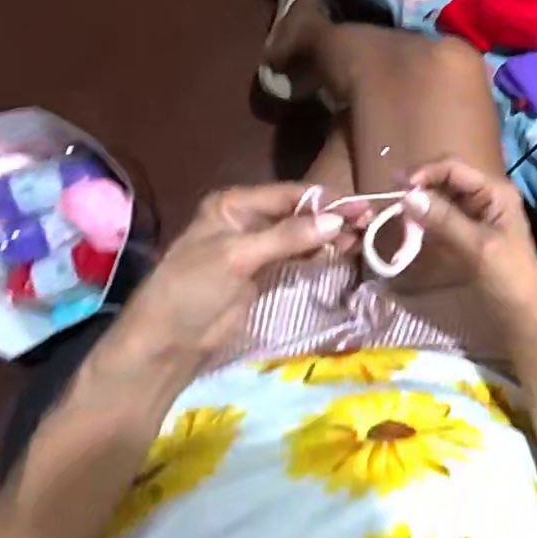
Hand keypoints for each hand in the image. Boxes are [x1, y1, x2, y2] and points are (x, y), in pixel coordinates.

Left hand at [114, 182, 344, 365]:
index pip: (289, 194)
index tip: (359, 206)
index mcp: (234, 204)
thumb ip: (288, 237)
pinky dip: (319, 252)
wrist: (167, 343)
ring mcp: (256, 246)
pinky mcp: (263, 272)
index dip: (325, 200)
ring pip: (301, 233)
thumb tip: (336, 221)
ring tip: (363, 236)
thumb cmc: (193, 288)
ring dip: (330, 234)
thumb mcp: (238, 256)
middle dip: (332, 216)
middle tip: (369, 221)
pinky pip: (297, 255)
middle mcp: (247, 219)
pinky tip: (342, 251)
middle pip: (298, 212)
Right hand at [404, 157, 536, 327]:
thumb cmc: (509, 279)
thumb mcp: (477, 247)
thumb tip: (408, 195)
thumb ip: (444, 219)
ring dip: (419, 203)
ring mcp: (476, 214)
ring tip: (396, 212)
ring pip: (440, 197)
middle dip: (419, 186)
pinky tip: (409, 227)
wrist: (524, 318)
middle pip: (445, 179)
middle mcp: (485, 196)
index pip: (453, 167)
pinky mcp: (467, 232)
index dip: (425, 172)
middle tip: (391, 198)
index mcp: (495, 191)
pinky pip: (441, 217)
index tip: (398, 188)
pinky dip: (424, 219)